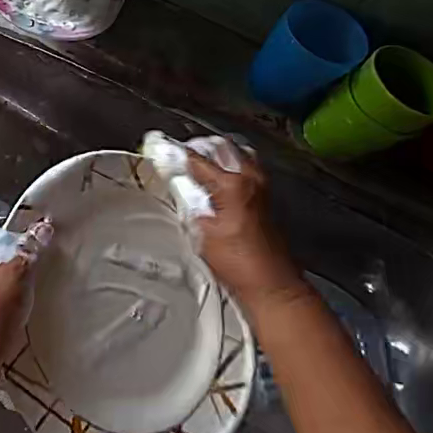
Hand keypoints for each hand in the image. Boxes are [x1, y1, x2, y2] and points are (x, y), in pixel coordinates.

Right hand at [186, 151, 310, 310]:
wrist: (271, 284)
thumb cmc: (239, 263)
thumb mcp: (202, 233)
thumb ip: (189, 202)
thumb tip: (178, 184)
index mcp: (233, 184)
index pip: (198, 160)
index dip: (176, 155)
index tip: (162, 150)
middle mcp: (251, 177)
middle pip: (220, 148)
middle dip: (199, 149)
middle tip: (180, 157)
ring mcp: (261, 185)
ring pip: (235, 155)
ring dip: (217, 157)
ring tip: (198, 168)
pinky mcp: (266, 195)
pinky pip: (245, 168)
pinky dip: (229, 168)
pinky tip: (216, 183)